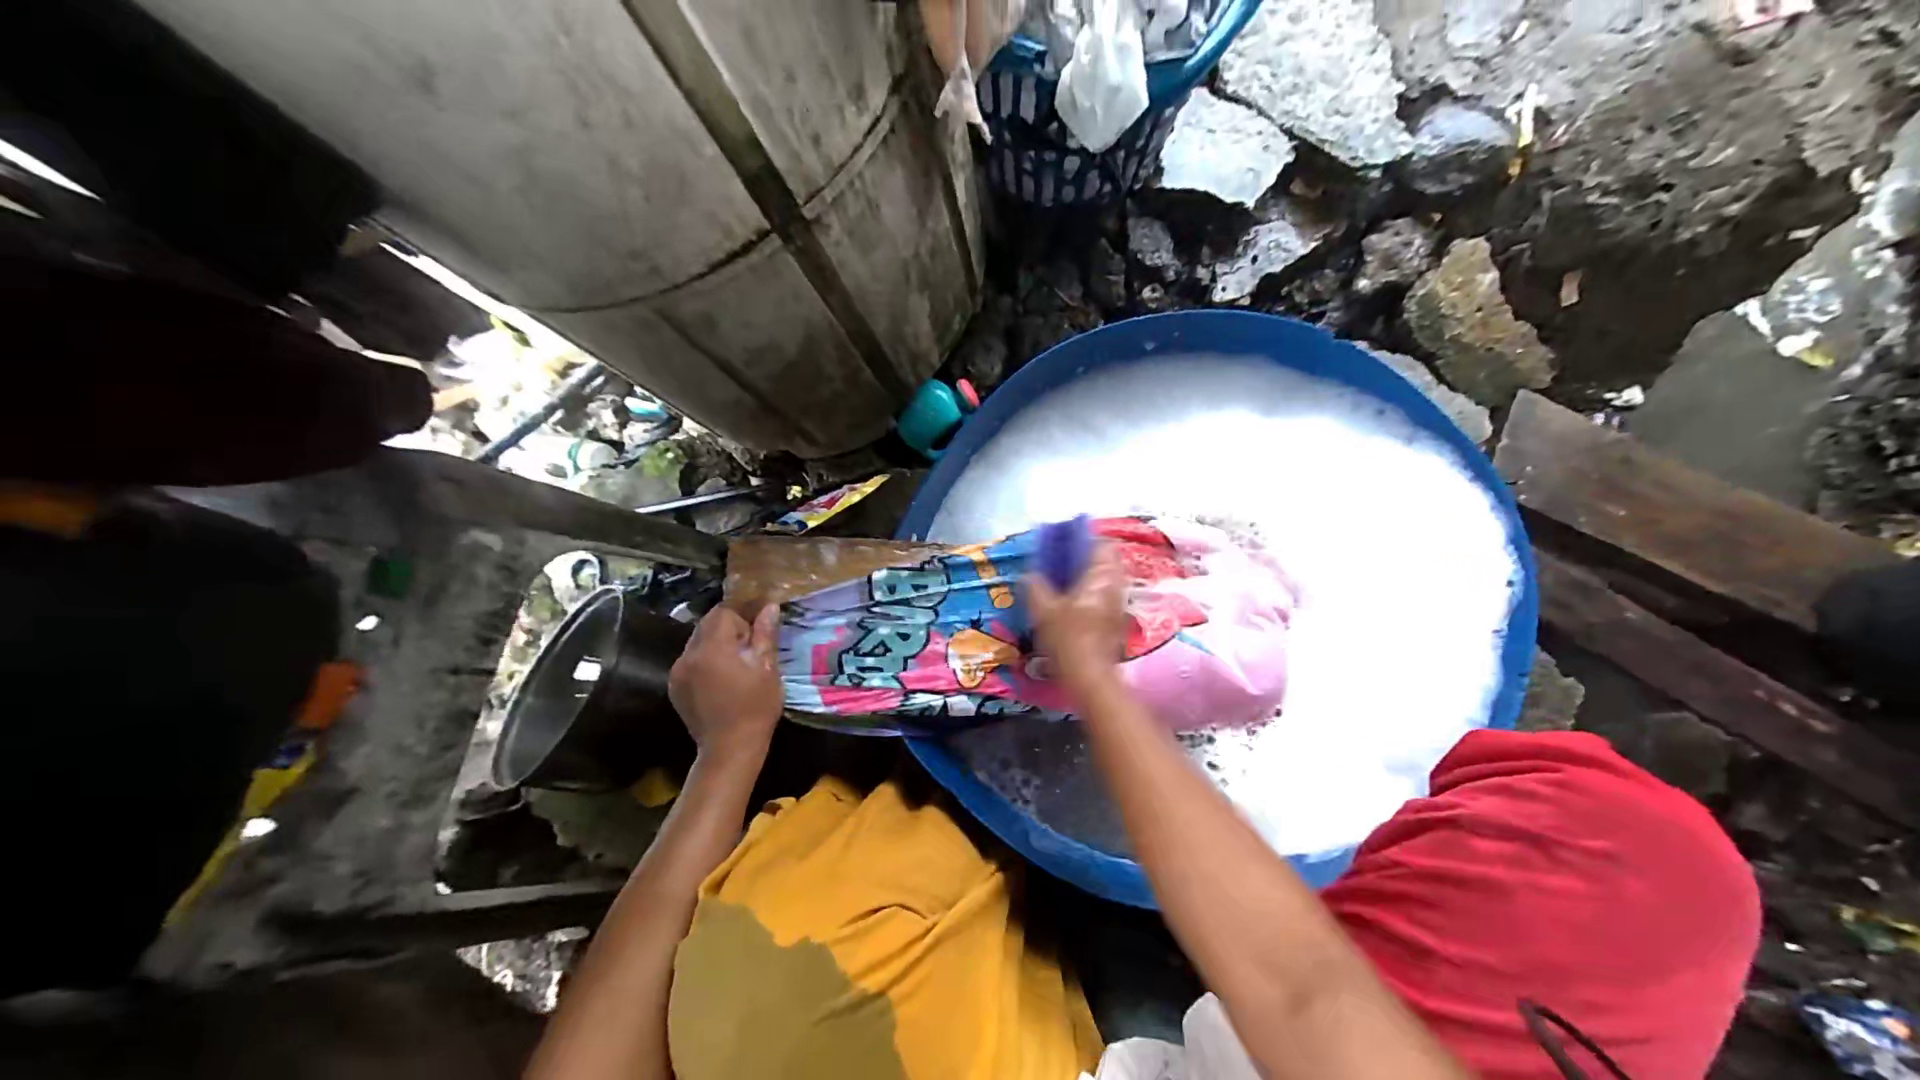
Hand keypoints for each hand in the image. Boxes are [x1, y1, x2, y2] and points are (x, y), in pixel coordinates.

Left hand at [667, 604, 782, 764]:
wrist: (730, 749)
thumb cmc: (756, 707)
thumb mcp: (767, 668)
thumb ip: (765, 634)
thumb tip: (769, 606)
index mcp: (712, 648)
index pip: (723, 612)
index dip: (742, 617)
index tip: (756, 634)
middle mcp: (688, 655)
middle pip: (707, 625)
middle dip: (728, 628)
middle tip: (749, 649)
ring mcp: (678, 672)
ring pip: (697, 642)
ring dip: (715, 644)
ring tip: (735, 665)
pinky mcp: (675, 687)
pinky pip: (690, 661)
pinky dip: (705, 661)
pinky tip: (720, 680)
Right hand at [1026, 545, 1128, 698]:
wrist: (1090, 678)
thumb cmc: (1069, 639)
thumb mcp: (1044, 610)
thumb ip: (1036, 587)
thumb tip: (1030, 576)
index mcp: (1102, 576)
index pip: (1101, 543)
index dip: (1083, 538)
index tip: (1063, 541)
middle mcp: (1117, 586)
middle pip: (1106, 561)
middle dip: (1085, 558)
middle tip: (1061, 562)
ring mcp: (1119, 605)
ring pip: (1105, 580)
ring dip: (1087, 577)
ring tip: (1062, 583)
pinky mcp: (1116, 622)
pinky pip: (1104, 597)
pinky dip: (1090, 594)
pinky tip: (1070, 605)